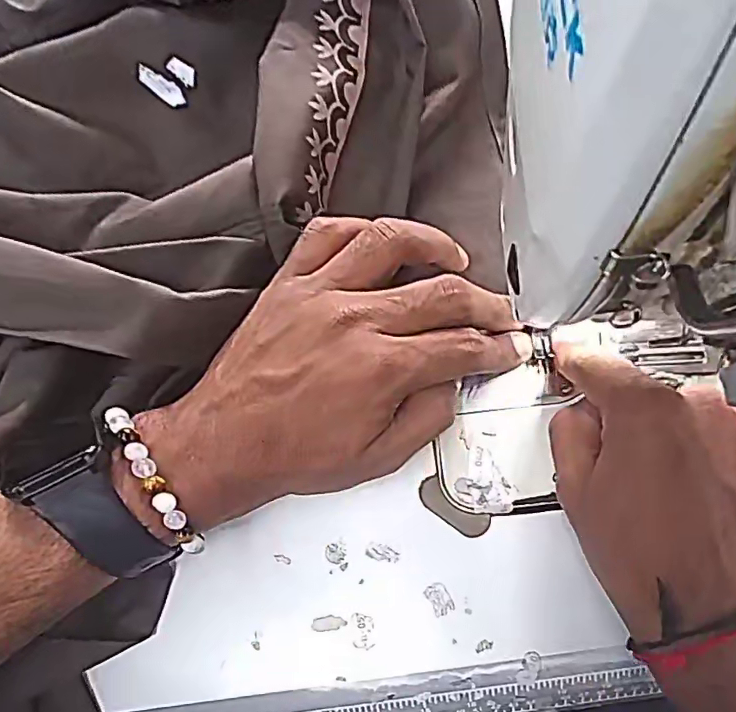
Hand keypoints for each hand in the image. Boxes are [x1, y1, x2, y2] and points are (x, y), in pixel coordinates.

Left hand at [124, 217, 527, 530]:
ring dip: (434, 244)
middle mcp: (355, 322)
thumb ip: (425, 419)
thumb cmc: (293, 455)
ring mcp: (320, 295)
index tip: (508, 348)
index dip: (495, 347)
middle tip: (499, 315)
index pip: (460, 346)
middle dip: (485, 304)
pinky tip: (381, 241)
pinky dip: (363, 228)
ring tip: (455, 257)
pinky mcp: (290, 285)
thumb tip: (452, 385)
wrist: (227, 443)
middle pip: (442, 292)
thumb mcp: (376, 459)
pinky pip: (330, 234)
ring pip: (391, 243)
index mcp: (381, 369)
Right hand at [551, 336, 735, 644]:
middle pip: (653, 388)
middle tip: (636, 466)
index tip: (577, 362)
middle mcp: (697, 405)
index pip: (601, 366)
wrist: (704, 601)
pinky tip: (720, 460)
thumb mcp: (577, 495)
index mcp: (642, 412)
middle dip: (637, 417)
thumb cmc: (646, 560)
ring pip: (701, 400)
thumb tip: (582, 410)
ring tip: (681, 480)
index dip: (579, 364)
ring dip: (687, 425)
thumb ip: (570, 431)